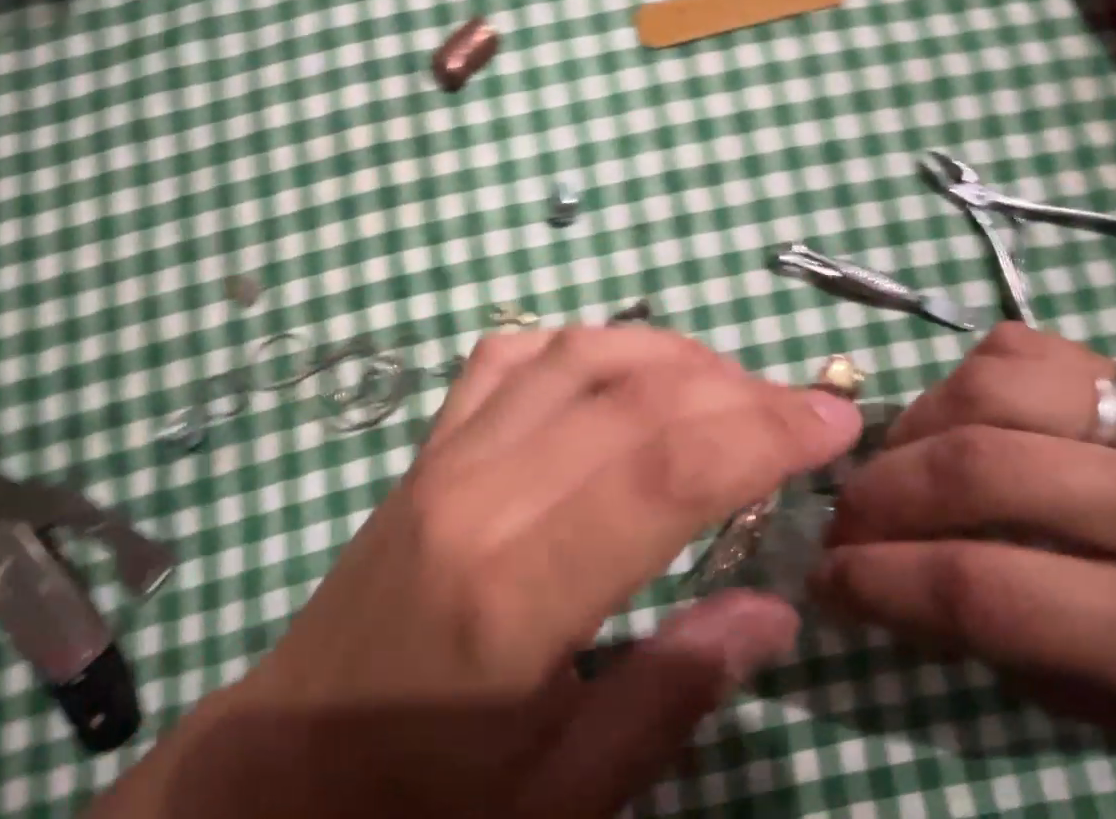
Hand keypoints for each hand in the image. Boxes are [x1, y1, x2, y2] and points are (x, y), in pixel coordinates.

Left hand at [93, 327, 862, 818]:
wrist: (279, 767)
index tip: (836, 425)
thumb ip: (668, 696)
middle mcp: (477, 496)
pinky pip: (506, 357)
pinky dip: (580, 342)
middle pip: (629, 395)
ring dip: (668, 353)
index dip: (763, 435)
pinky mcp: (423, 450)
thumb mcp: (558, 795)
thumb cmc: (423, 799)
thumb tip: (773, 609)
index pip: (663, 472)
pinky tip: (622, 370)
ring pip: (572, 353)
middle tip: (804, 412)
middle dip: (738, 389)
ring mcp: (440, 459)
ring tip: (732, 390)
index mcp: (514, 593)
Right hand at [812, 323, 1115, 753]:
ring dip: (910, 430)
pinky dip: (960, 383)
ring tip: (890, 468)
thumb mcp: (1114, 709)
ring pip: (997, 391)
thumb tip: (868, 576)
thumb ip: (990, 640)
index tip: (826, 580)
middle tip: (843, 522)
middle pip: (988, 472)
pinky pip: (1025, 348)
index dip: (884, 581)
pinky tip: (952, 423)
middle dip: (881, 497)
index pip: (994, 589)